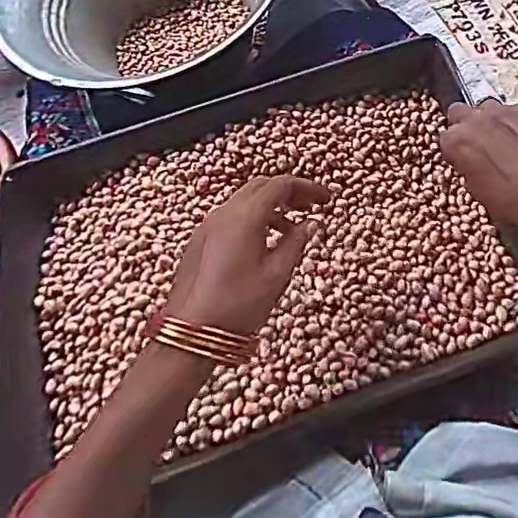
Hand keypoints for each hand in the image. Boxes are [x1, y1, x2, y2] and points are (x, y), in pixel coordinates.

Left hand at [164, 176, 331, 334]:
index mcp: (244, 218)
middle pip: (261, 187)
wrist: (191, 332)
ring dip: (271, 207)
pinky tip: (266, 242)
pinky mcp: (200, 241)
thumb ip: (297, 243)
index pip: (280, 185)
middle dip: (289, 193)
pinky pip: (231, 218)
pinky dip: (253, 219)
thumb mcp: (276, 275)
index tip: (326, 199)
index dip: (307, 188)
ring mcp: (207, 226)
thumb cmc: (237, 306)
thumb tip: (311, 224)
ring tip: (293, 228)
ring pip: (244, 201)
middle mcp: (223, 214)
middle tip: (312, 206)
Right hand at [439, 99, 517, 250]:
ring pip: (485, 107)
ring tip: (501, 141)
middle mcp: (474, 120)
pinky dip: (513, 121)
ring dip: (488, 120)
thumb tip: (466, 157)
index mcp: (455, 140)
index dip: (454, 147)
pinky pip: (511, 110)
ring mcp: (501, 112)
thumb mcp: (473, 187)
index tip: (461, 156)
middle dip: (465, 125)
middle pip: (459, 111)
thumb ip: (464, 163)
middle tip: (476, 144)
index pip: (445, 135)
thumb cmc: (508, 202)